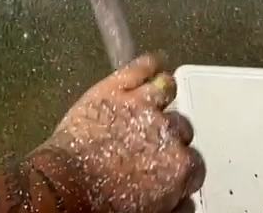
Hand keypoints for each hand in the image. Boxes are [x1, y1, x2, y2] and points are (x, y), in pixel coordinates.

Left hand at [38, 54, 203, 212]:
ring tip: (157, 101)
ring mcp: (142, 103)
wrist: (68, 185)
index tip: (172, 169)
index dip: (182, 168)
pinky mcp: (117, 87)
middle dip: (171, 135)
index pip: (195, 163)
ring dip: (165, 96)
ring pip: (167, 89)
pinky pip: (142, 66)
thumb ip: (175, 205)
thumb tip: (184, 200)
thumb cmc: (105, 206)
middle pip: (181, 126)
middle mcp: (167, 130)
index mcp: (179, 166)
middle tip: (155, 142)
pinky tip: (156, 64)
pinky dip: (152, 64)